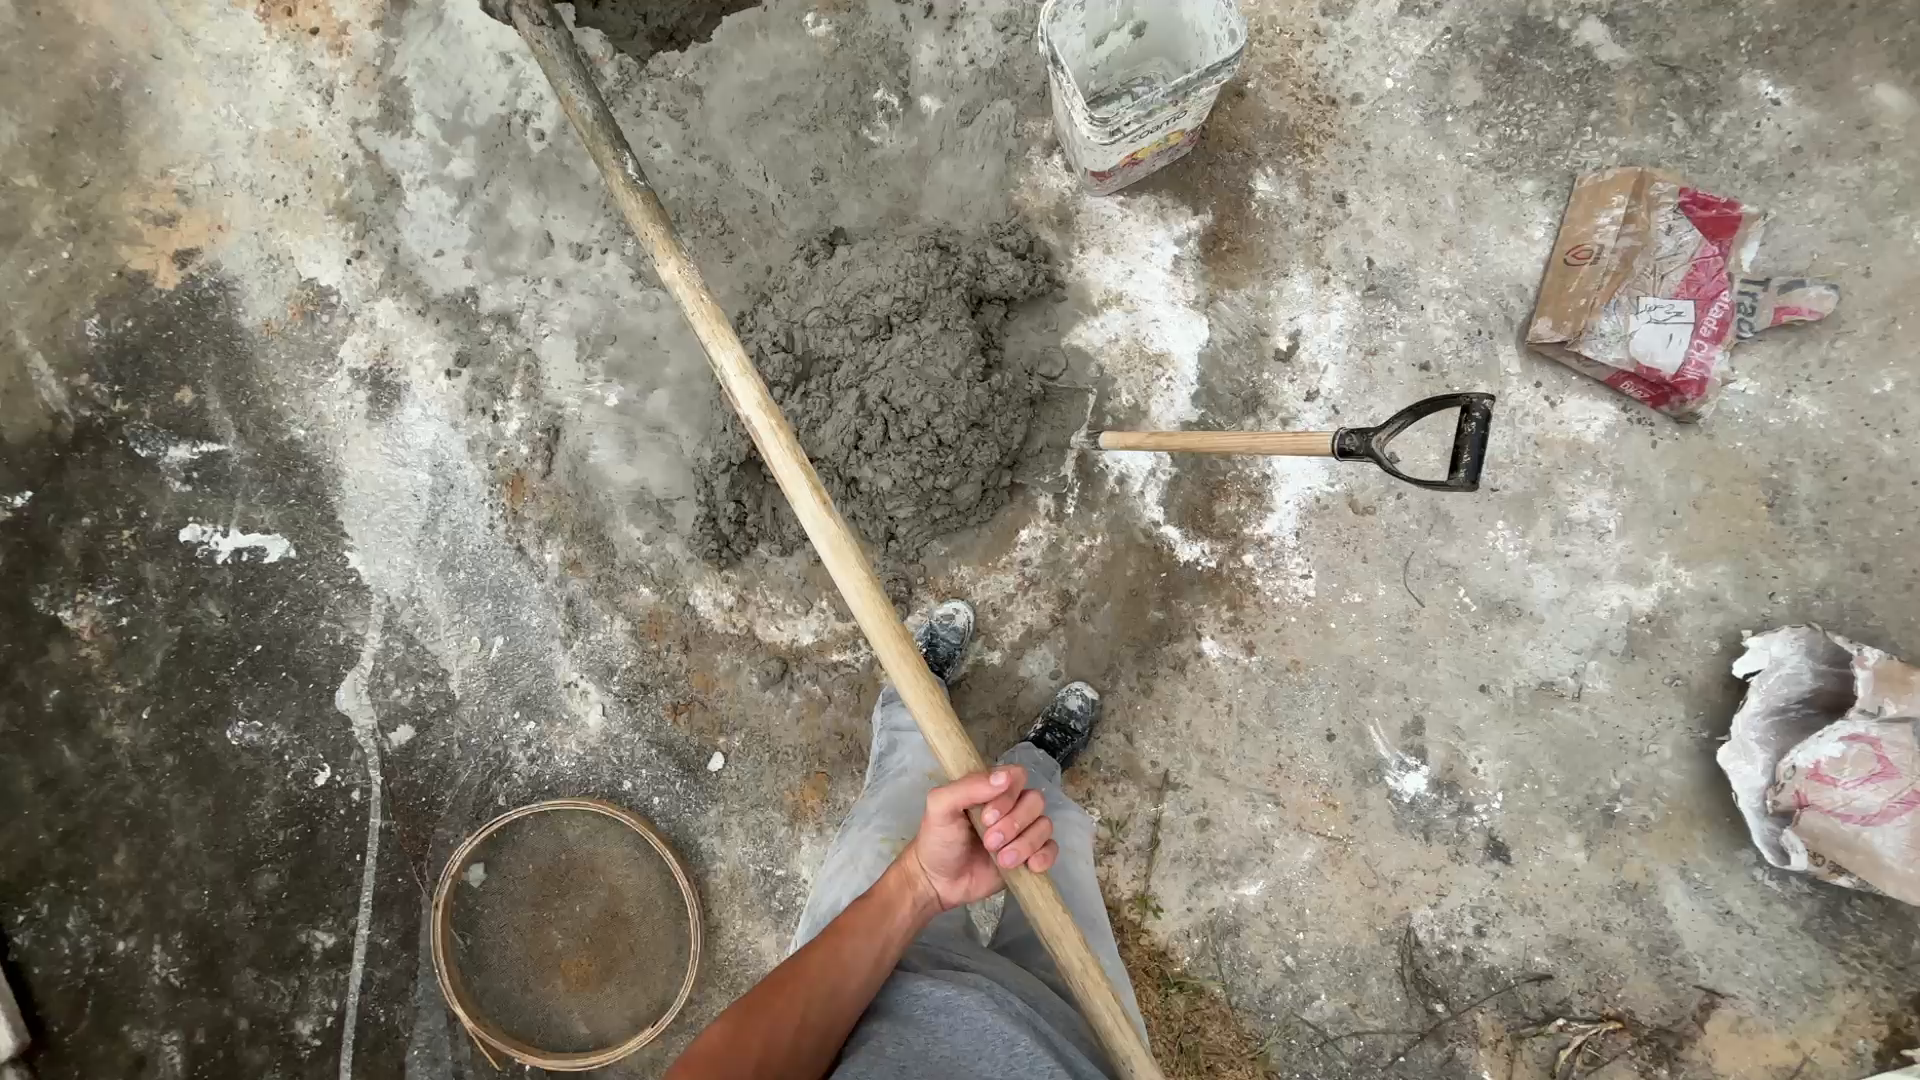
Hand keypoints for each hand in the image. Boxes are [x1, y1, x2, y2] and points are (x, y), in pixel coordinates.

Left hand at [903, 766, 1057, 911]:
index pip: (1017, 776)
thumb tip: (1004, 777)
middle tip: (989, 842)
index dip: (1009, 795)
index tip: (987, 816)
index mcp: (991, 788)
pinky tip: (1029, 867)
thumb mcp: (941, 806)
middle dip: (1014, 824)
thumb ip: (968, 787)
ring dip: (1025, 844)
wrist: (937, 882)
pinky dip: (1044, 856)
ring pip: (1044, 825)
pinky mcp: (1029, 856)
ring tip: (1002, 861)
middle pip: (1035, 801)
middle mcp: (1011, 806)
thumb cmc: (938, 839)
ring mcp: (1022, 831)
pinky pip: (1051, 849)